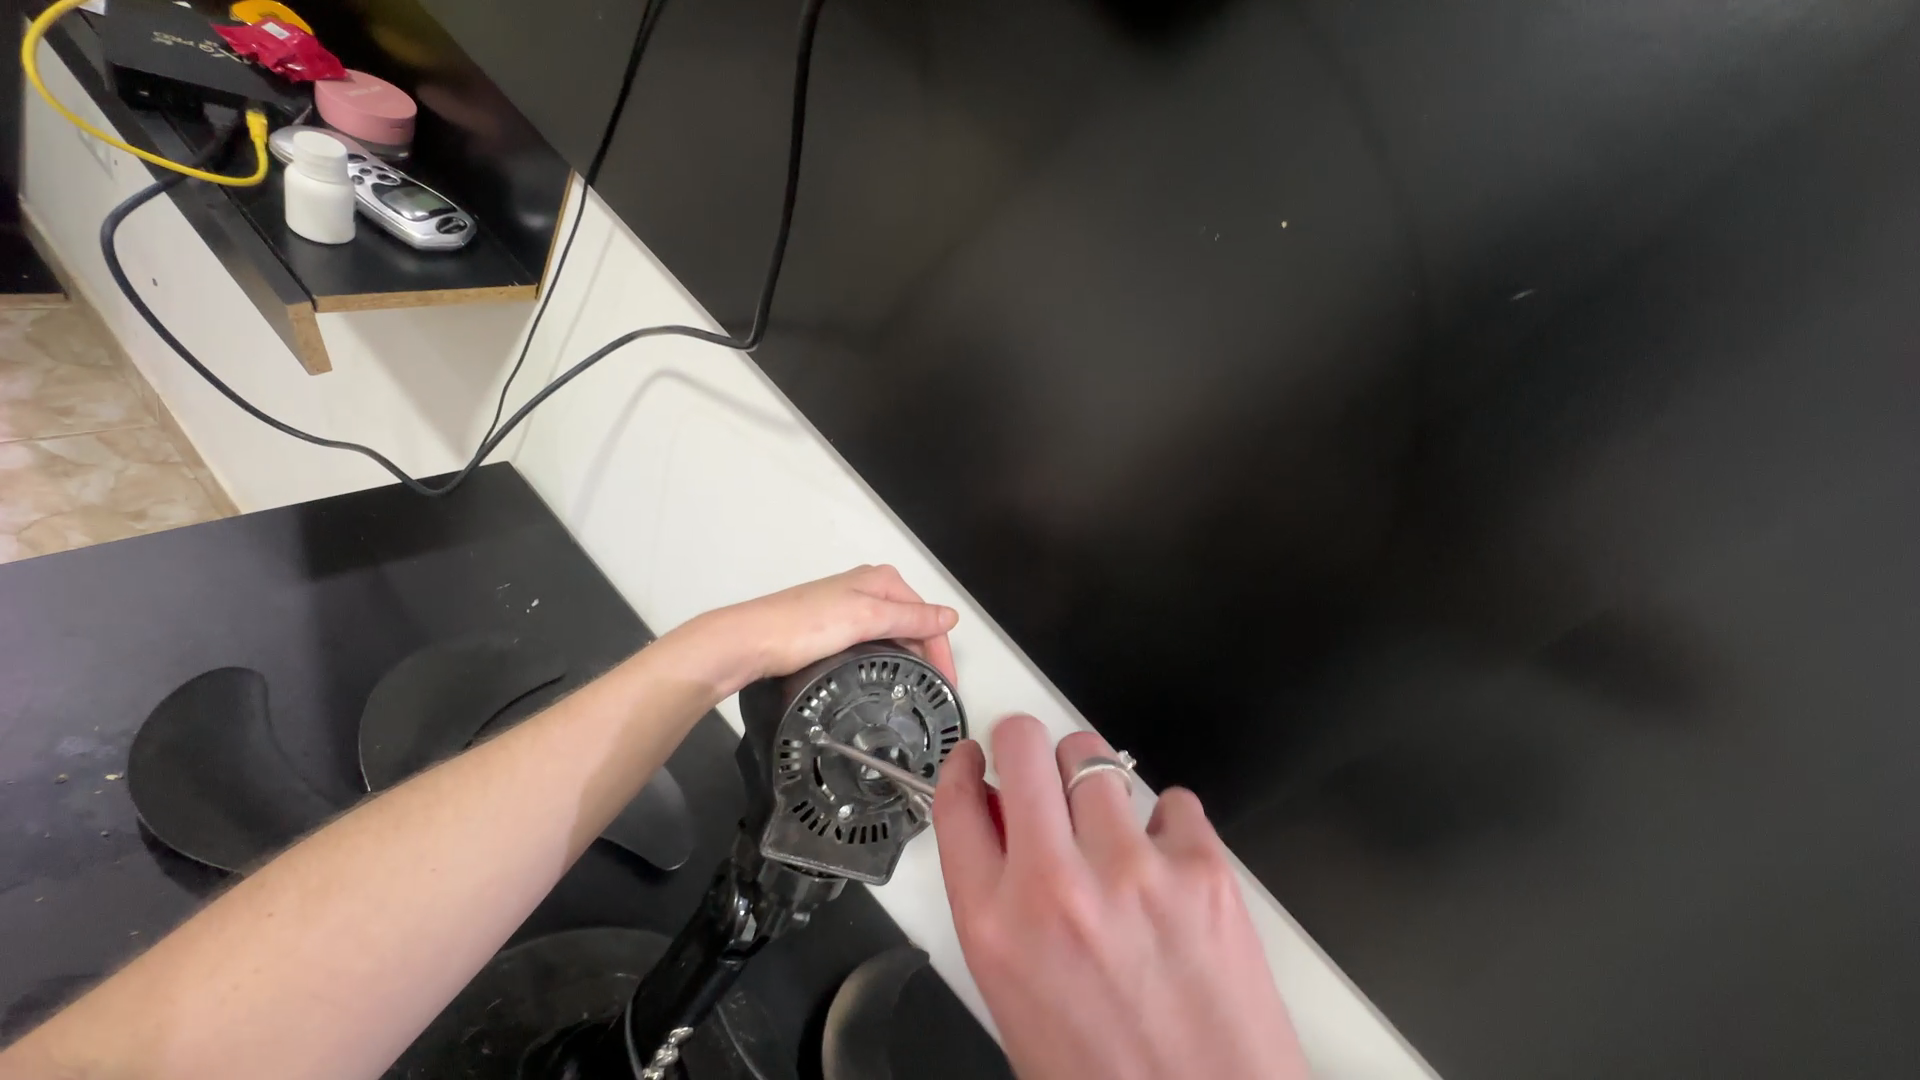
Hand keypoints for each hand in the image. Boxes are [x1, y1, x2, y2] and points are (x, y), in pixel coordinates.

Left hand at [668, 565, 958, 696]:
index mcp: (881, 579)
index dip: (941, 650)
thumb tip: (951, 616)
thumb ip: (910, 618)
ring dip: (906, 658)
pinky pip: (871, 641)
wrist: (748, 641)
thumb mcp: (866, 618)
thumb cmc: (806, 627)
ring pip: (891, 632)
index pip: (926, 614)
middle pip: (911, 622)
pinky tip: (881, 677)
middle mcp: (867, 587)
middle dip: (926, 654)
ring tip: (913, 690)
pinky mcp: (830, 627)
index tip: (946, 687)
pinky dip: (883, 658)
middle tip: (932, 694)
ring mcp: (847, 607)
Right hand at [934, 716, 1309, 1079]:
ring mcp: (1132, 870)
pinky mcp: (1201, 869)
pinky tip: (1166, 864)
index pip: (957, 803)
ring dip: (1091, 778)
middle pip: (1022, 746)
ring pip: (1092, 756)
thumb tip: (1002, 826)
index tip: (976, 759)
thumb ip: (999, 904)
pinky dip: (1166, 822)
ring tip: (1107, 821)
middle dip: (1021, 741)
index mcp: (998, 928)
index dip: (963, 767)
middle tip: (1035, 761)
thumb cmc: (1112, 1077)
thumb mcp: (1017, 999)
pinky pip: (1172, 799)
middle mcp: (1057, 888)